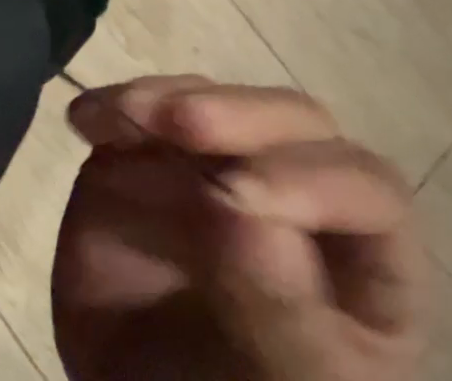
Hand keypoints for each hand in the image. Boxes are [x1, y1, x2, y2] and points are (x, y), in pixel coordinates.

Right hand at [52, 76, 427, 380]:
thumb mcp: (282, 375)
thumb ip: (274, 302)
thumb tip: (235, 201)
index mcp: (365, 260)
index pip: (364, 190)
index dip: (310, 179)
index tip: (240, 194)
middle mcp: (292, 200)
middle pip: (291, 126)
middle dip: (236, 115)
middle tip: (181, 123)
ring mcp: (206, 174)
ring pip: (206, 104)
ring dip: (163, 98)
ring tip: (118, 115)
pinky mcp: (134, 166)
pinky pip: (130, 119)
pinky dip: (108, 108)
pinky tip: (85, 120)